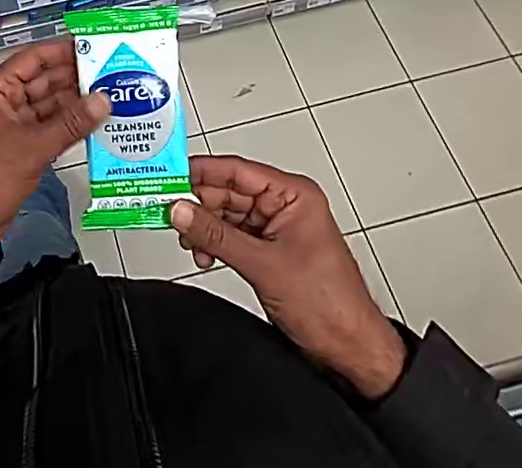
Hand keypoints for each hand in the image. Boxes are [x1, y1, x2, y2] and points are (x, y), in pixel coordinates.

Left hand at [0, 41, 109, 253]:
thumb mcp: (31, 147)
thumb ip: (70, 124)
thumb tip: (100, 102)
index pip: (34, 58)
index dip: (63, 51)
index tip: (90, 47)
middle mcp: (4, 103)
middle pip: (45, 80)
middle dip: (75, 78)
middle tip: (109, 74)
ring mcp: (13, 125)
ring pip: (50, 105)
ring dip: (75, 104)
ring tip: (107, 98)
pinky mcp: (21, 147)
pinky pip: (49, 128)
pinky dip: (69, 127)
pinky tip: (92, 125)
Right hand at [170, 155, 407, 398]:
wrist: (350, 350)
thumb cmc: (332, 305)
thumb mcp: (264, 264)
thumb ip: (217, 235)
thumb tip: (183, 211)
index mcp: (293, 195)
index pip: (238, 171)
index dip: (202, 171)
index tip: (172, 175)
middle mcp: (283, 205)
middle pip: (228, 191)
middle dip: (199, 204)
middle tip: (171, 211)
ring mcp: (274, 227)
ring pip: (225, 213)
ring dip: (204, 226)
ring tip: (188, 238)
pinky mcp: (266, 248)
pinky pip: (230, 234)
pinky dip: (213, 242)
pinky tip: (203, 252)